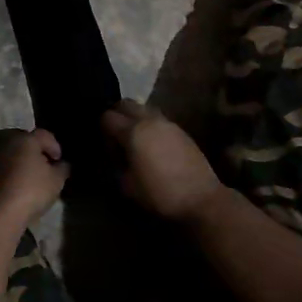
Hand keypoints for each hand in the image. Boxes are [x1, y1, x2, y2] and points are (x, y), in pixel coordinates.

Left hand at [0, 129, 67, 221]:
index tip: (59, 160)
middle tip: (46, 167)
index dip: (55, 146)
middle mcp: (7, 143)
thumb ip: (63, 168)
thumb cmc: (32, 190)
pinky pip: (3, 168)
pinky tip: (18, 187)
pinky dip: (12, 173)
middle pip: (26, 143)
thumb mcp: (56, 180)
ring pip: (13, 155)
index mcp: (26, 139)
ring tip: (32, 178)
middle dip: (37, 153)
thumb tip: (62, 164)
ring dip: (22, 163)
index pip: (45, 135)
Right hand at [100, 100, 225, 222]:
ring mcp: (167, 123)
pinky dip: (149, 124)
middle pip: (126, 104)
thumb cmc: (159, 193)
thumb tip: (114, 155)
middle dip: (117, 114)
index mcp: (133, 131)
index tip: (105, 145)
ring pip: (144, 108)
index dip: (102, 129)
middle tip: (115, 135)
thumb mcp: (127, 186)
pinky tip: (152, 144)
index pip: (107, 117)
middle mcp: (149, 120)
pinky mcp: (180, 130)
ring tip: (134, 139)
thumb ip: (115, 165)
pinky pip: (158, 119)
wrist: (200, 198)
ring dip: (135, 118)